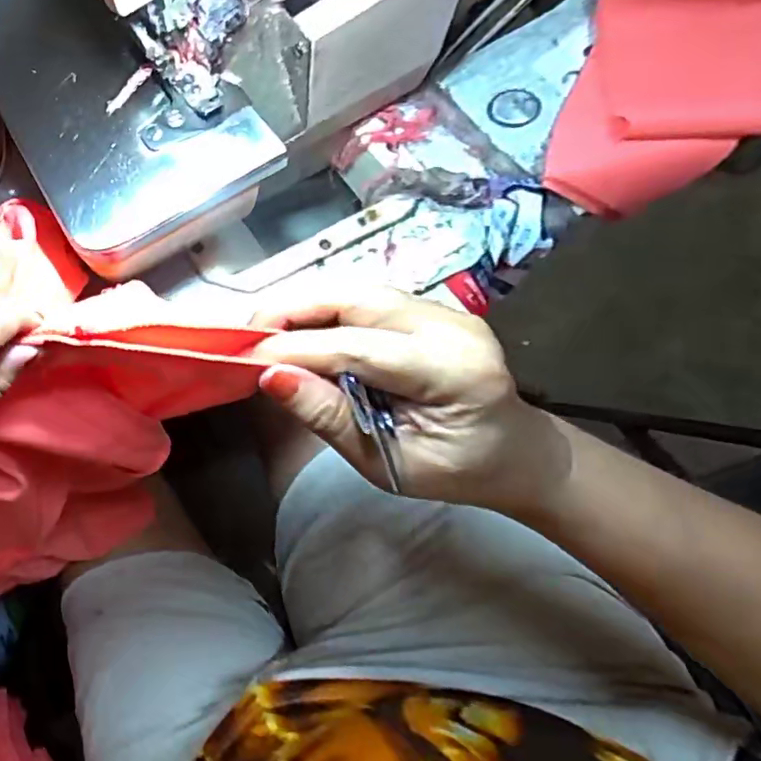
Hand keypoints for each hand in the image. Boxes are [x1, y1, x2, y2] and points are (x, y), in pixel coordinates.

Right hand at [248, 284, 569, 514]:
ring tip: (263, 333)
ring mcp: (439, 308)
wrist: (516, 453)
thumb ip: (328, 416)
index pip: (356, 346)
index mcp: (452, 370)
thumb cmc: (456, 471)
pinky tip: (295, 328)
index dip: (294, 349)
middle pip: (352, 298)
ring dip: (299, 305)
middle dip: (289, 310)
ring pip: (351, 289)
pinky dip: (318, 309)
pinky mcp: (424, 305)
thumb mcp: (387, 462)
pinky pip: (358, 297)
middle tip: (245, 337)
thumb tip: (269, 377)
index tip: (244, 360)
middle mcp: (449, 325)